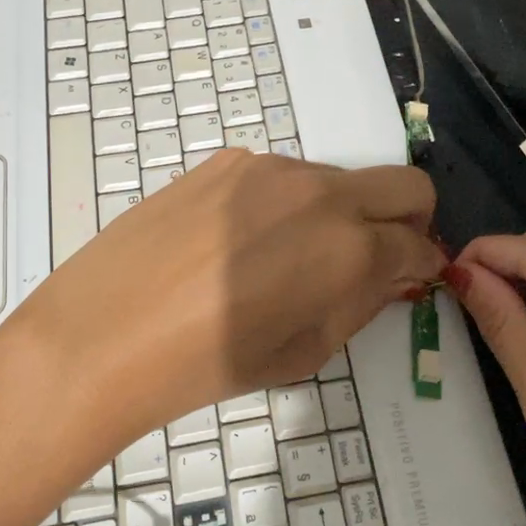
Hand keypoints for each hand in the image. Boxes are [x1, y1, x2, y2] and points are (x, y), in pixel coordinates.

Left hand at [17, 149, 445, 429]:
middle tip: (374, 260)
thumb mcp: (302, 353)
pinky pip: (281, 177)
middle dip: (406, 221)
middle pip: (404, 184)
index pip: (418, 244)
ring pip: (337, 179)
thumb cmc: (206, 363)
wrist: (103, 333)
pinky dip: (286, 205)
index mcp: (349, 247)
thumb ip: (360, 304)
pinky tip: (239, 244)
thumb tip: (390, 276)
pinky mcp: (226, 161)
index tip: (409, 280)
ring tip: (284, 262)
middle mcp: (320, 192)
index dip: (422, 266)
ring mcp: (269, 168)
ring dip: (338, 213)